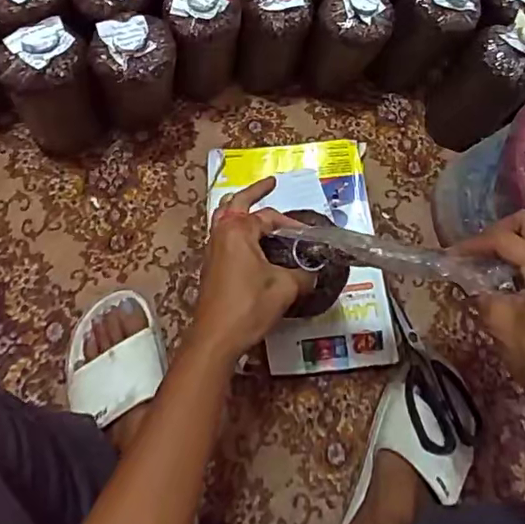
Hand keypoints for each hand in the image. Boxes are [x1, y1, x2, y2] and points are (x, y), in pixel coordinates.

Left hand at [188, 177, 316, 360]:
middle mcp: (221, 234)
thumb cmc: (248, 306)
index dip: (290, 223)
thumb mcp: (284, 288)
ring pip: (223, 218)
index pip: (269, 216)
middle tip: (270, 183)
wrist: (214, 339)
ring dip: (238, 209)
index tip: (307, 233)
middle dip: (255, 192)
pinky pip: (221, 235)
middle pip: (235, 203)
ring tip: (253, 206)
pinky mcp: (210, 267)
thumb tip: (314, 274)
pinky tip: (248, 241)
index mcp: (238, 231)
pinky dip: (234, 228)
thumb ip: (302, 276)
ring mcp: (212, 251)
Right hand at [454, 210, 524, 431]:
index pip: (507, 240)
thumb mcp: (505, 328)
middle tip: (473, 256)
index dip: (475, 245)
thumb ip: (482, 293)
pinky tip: (511, 284)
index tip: (449, 256)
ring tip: (487, 270)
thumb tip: (467, 278)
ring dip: (514, 248)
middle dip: (498, 234)